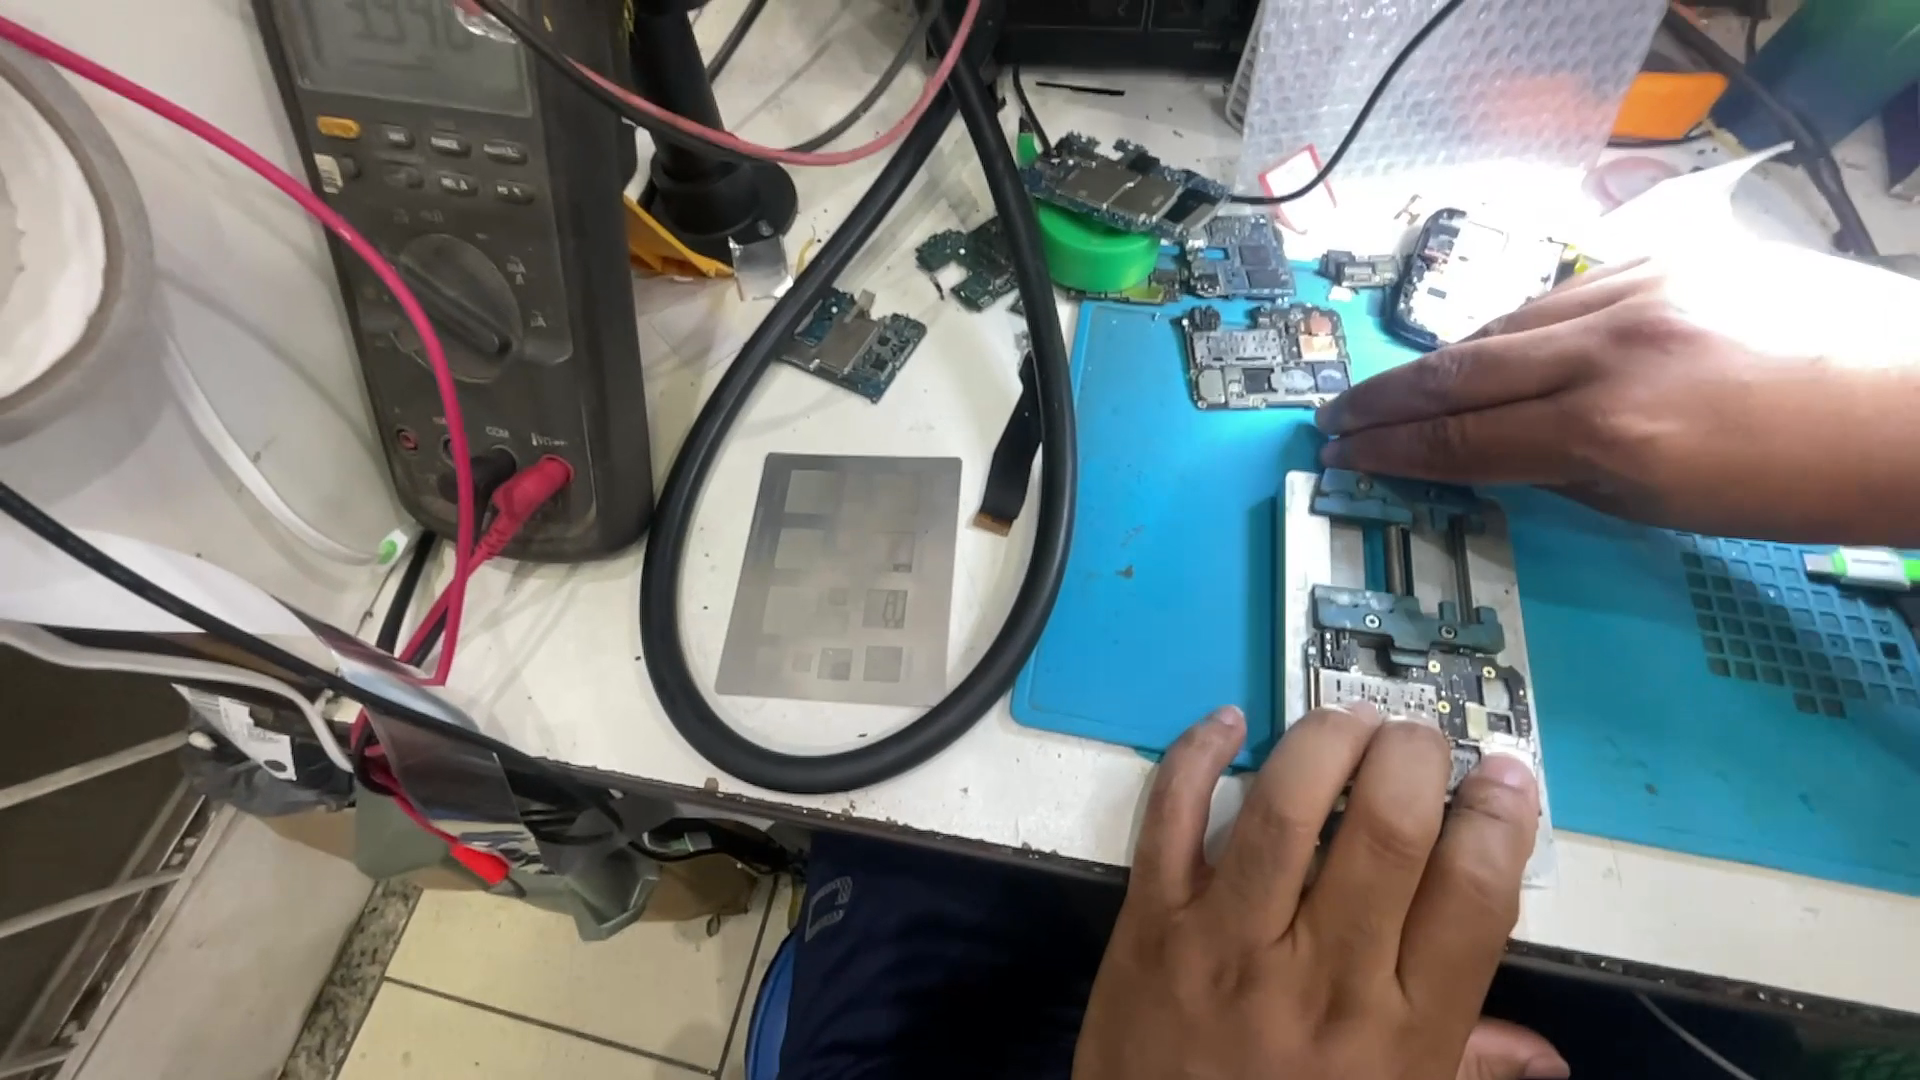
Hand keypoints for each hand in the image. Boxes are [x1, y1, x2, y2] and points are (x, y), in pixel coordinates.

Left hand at [1074, 704, 1557, 1079]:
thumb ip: (1462, 1069)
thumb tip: (1545, 1052)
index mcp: (1399, 1030)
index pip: (1472, 900)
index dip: (1498, 822)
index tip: (1503, 773)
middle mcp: (1319, 974)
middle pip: (1384, 836)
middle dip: (1410, 761)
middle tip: (1414, 734)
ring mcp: (1225, 936)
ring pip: (1281, 813)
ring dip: (1320, 746)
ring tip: (1346, 718)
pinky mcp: (1152, 913)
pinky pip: (1171, 815)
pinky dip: (1196, 755)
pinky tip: (1228, 721)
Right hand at [1317, 254, 1919, 543]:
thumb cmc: (1793, 484)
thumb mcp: (1652, 505)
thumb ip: (1550, 470)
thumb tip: (1482, 453)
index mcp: (1609, 432)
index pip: (1458, 439)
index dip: (1387, 451)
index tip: (1338, 457)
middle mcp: (1610, 352)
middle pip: (1455, 374)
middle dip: (1379, 401)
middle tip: (1331, 418)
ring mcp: (1639, 294)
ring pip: (1495, 329)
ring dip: (1435, 366)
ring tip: (1396, 392)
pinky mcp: (1667, 261)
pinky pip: (1552, 299)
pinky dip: (1505, 333)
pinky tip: (1486, 352)